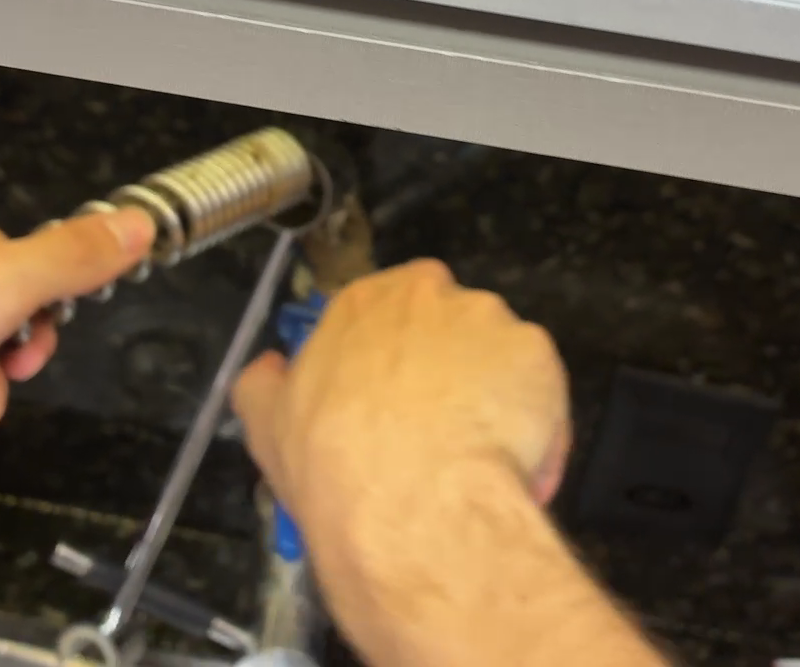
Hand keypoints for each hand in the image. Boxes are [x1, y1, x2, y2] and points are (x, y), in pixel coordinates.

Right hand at [230, 259, 570, 549]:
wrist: (410, 508)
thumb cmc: (332, 462)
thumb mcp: (267, 424)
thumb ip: (263, 382)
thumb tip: (266, 366)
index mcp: (366, 300)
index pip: (386, 314)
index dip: (393, 359)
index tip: (394, 400)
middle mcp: (428, 291)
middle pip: (444, 324)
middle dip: (445, 366)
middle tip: (437, 427)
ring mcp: (488, 318)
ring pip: (494, 352)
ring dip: (489, 391)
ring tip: (475, 454)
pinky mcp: (537, 353)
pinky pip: (536, 386)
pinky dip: (530, 418)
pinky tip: (509, 462)